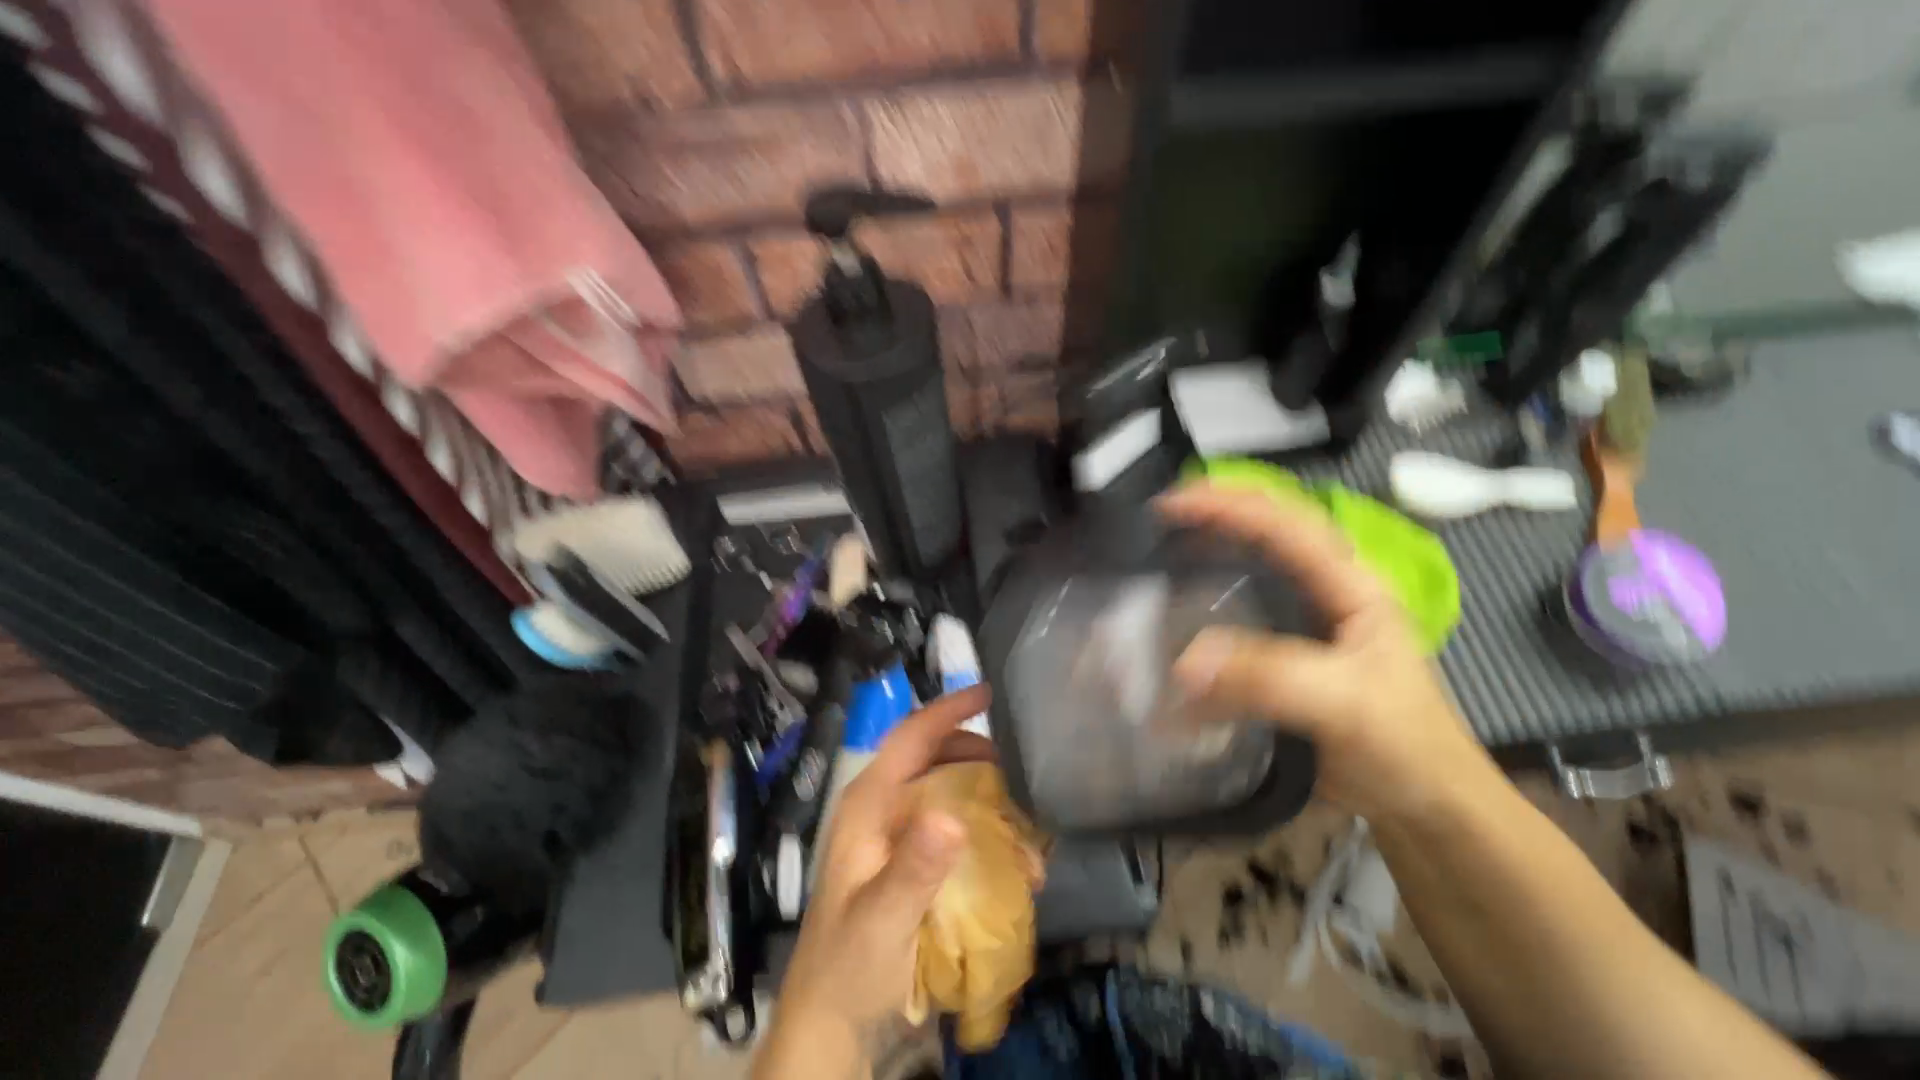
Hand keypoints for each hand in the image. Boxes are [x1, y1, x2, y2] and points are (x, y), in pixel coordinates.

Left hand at [763, 686, 991, 1054]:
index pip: (910, 739)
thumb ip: (915, 870)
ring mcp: (897, 843)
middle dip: (978, 759)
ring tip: (1029, 829)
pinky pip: (955, 837)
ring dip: (990, 805)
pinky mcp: (912, 872)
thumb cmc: (849, 969)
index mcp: (867, 807)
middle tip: (1023, 770)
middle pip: (935, 761)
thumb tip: (953, 815)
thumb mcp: (883, 919)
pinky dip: (988, 841)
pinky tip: (1018, 868)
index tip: (991, 693)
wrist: (834, 1029)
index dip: (949, 711)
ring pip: (949, 797)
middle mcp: (882, 814)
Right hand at [1158, 482, 1497, 823]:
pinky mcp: (1278, 672)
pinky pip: (1229, 640)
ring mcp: (1298, 634)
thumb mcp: (1347, 703)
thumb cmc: (1405, 747)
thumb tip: (1185, 661)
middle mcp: (1321, 598)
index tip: (1172, 505)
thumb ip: (1271, 677)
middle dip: (1208, 524)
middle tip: (1151, 528)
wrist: (1422, 811)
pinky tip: (1164, 641)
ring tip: (1147, 573)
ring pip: (1243, 586)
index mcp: (1349, 586)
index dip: (1229, 504)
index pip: (1286, 522)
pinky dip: (1194, 635)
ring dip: (1198, 575)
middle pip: (1261, 540)